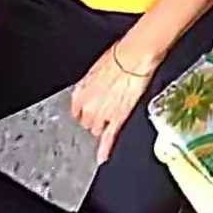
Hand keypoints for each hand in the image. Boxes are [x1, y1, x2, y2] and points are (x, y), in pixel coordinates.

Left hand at [70, 42, 156, 164]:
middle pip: (86, 121)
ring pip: (97, 129)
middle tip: (108, 111)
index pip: (77, 110)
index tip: (91, 110)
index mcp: (78, 93)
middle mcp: (85, 107)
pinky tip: (102, 158)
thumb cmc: (121, 54)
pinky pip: (109, 136)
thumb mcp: (99, 67)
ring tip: (114, 120)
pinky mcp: (117, 117)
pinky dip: (105, 148)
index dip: (86, 110)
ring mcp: (101, 114)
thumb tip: (99, 86)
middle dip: (94, 119)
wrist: (136, 54)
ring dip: (102, 127)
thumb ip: (94, 83)